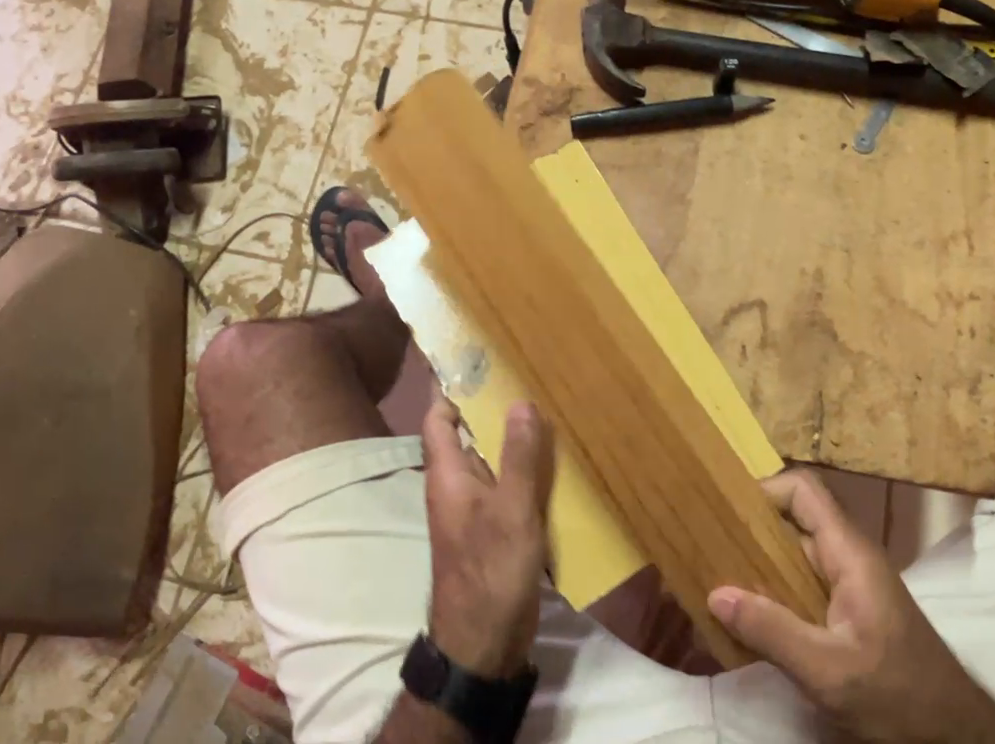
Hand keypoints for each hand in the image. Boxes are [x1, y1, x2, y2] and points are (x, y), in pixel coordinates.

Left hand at [422, 391, 556, 677]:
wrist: (484, 641)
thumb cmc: (490, 571)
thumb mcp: (511, 511)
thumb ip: (519, 458)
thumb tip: (520, 402)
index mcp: (448, 474)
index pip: (439, 416)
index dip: (450, 385)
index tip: (471, 352)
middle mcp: (457, 484)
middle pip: (467, 433)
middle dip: (490, 403)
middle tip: (524, 368)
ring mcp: (476, 507)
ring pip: (492, 457)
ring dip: (512, 434)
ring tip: (546, 401)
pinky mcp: (496, 526)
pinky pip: (508, 483)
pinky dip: (526, 466)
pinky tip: (555, 456)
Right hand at [707, 470, 994, 743]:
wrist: (954, 737)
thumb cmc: (899, 696)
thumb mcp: (829, 671)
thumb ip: (772, 631)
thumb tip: (714, 593)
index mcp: (850, 554)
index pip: (804, 491)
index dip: (763, 490)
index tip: (722, 512)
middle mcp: (848, 559)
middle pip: (792, 521)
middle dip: (748, 530)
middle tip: (704, 548)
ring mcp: (849, 586)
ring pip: (793, 556)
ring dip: (755, 565)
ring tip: (713, 581)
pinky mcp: (847, 613)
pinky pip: (800, 587)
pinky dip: (770, 594)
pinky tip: (744, 619)